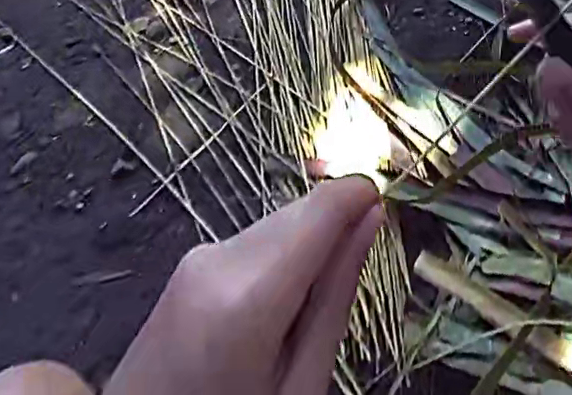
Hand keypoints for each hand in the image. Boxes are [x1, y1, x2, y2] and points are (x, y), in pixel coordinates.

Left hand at [105, 177, 384, 394]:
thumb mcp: (301, 383)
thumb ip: (338, 293)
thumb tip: (373, 216)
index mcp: (250, 297)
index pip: (325, 204)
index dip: (363, 196)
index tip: (383, 214)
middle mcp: (221, 260)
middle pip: (306, 210)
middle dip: (335, 230)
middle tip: (337, 292)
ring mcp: (198, 258)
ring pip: (284, 221)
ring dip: (307, 245)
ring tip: (297, 313)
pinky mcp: (188, 263)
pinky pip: (258, 237)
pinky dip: (280, 256)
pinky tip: (268, 310)